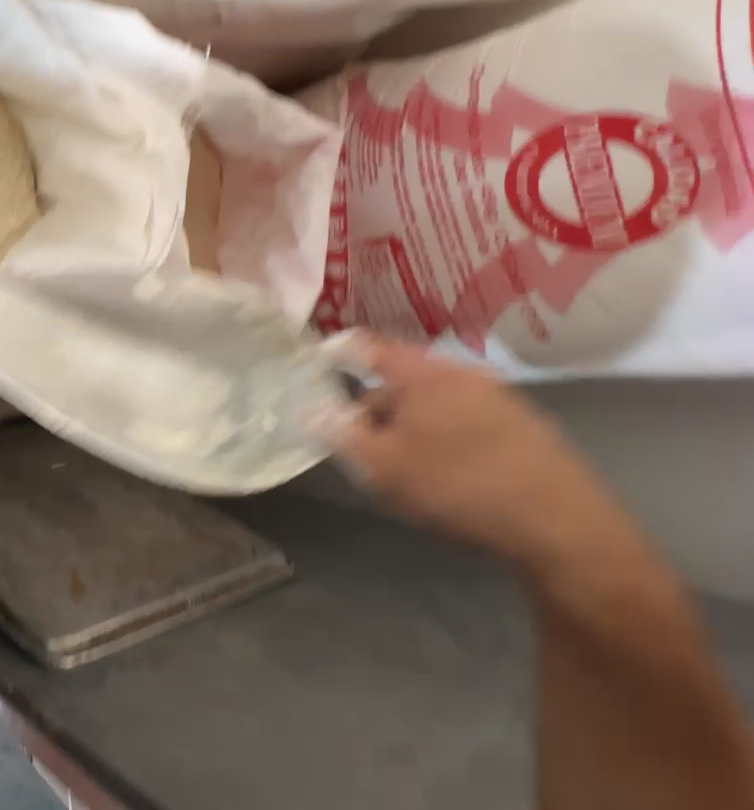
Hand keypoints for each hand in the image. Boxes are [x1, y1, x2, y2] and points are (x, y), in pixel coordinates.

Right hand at [330, 335, 627, 576]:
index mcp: (422, 374)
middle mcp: (463, 375)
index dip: (333, 355)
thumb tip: (312, 410)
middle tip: (356, 444)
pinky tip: (446, 475)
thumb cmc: (457, 486)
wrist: (566, 531)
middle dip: (372, 407)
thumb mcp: (380, 465)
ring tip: (401, 465)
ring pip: (434, 403)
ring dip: (410, 425)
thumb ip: (338, 432)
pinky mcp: (528, 432)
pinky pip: (466, 422)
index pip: (364, 347)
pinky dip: (444, 438)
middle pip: (400, 379)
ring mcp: (501, 402)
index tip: (312, 371)